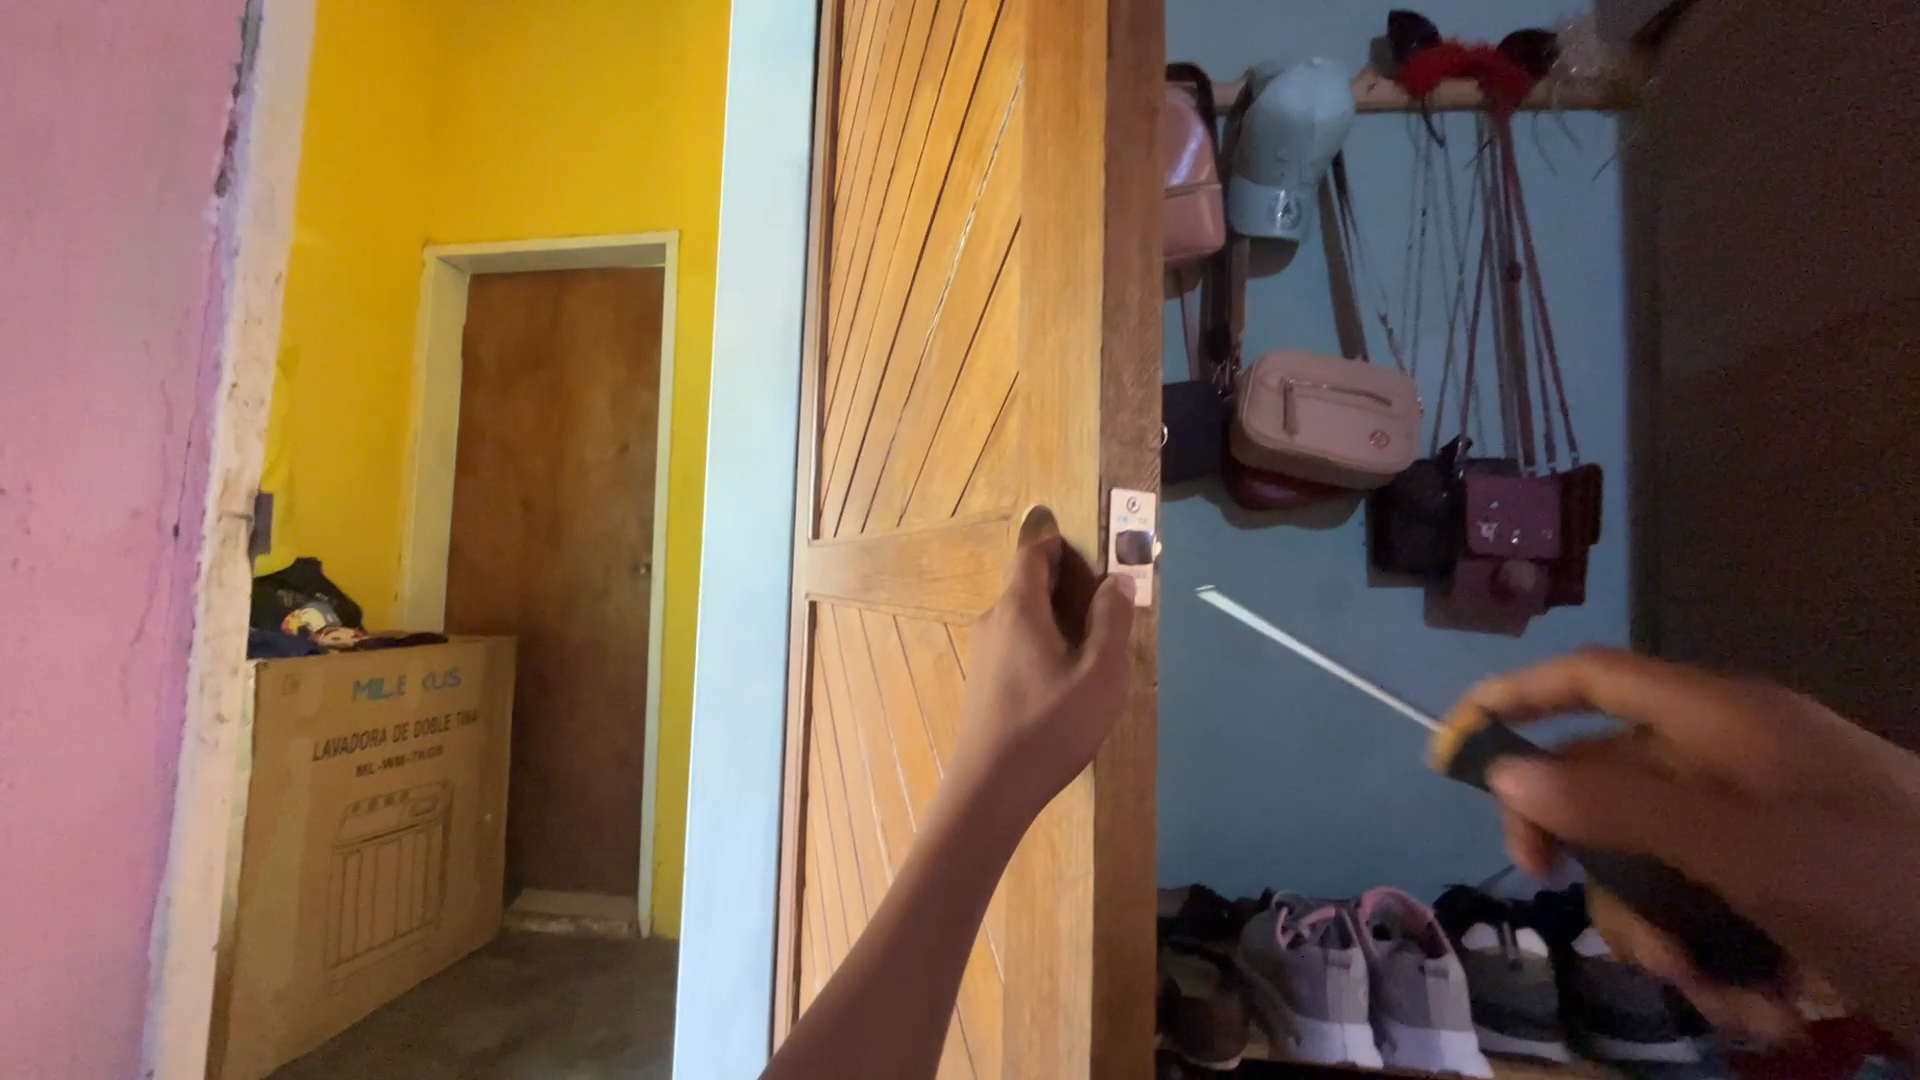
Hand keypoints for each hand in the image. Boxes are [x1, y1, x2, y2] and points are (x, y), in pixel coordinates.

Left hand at [946, 538, 1135, 827]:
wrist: (990, 789)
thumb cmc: (1050, 726)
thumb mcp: (1100, 673)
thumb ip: (1112, 621)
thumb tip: (1118, 579)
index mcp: (1018, 608)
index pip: (1033, 553)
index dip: (1061, 546)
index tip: (1095, 557)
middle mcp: (993, 621)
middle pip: (1028, 585)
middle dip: (1066, 586)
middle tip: (1106, 610)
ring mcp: (983, 653)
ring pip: (1022, 619)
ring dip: (1056, 621)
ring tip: (1093, 650)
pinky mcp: (982, 682)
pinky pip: (1015, 645)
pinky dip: (1041, 645)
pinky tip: (1064, 682)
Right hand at [1462, 647, 1919, 1042]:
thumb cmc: (1899, 892)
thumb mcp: (1747, 850)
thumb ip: (1612, 803)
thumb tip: (1499, 770)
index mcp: (1721, 722)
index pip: (1585, 678)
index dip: (1511, 698)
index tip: (1454, 746)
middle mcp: (1730, 762)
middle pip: (1601, 775)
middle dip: (1577, 841)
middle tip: (1545, 881)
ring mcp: (1762, 829)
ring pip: (1644, 854)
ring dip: (1650, 923)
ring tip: (1704, 988)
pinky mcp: (1789, 890)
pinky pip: (1702, 903)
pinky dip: (1707, 956)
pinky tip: (1754, 1006)